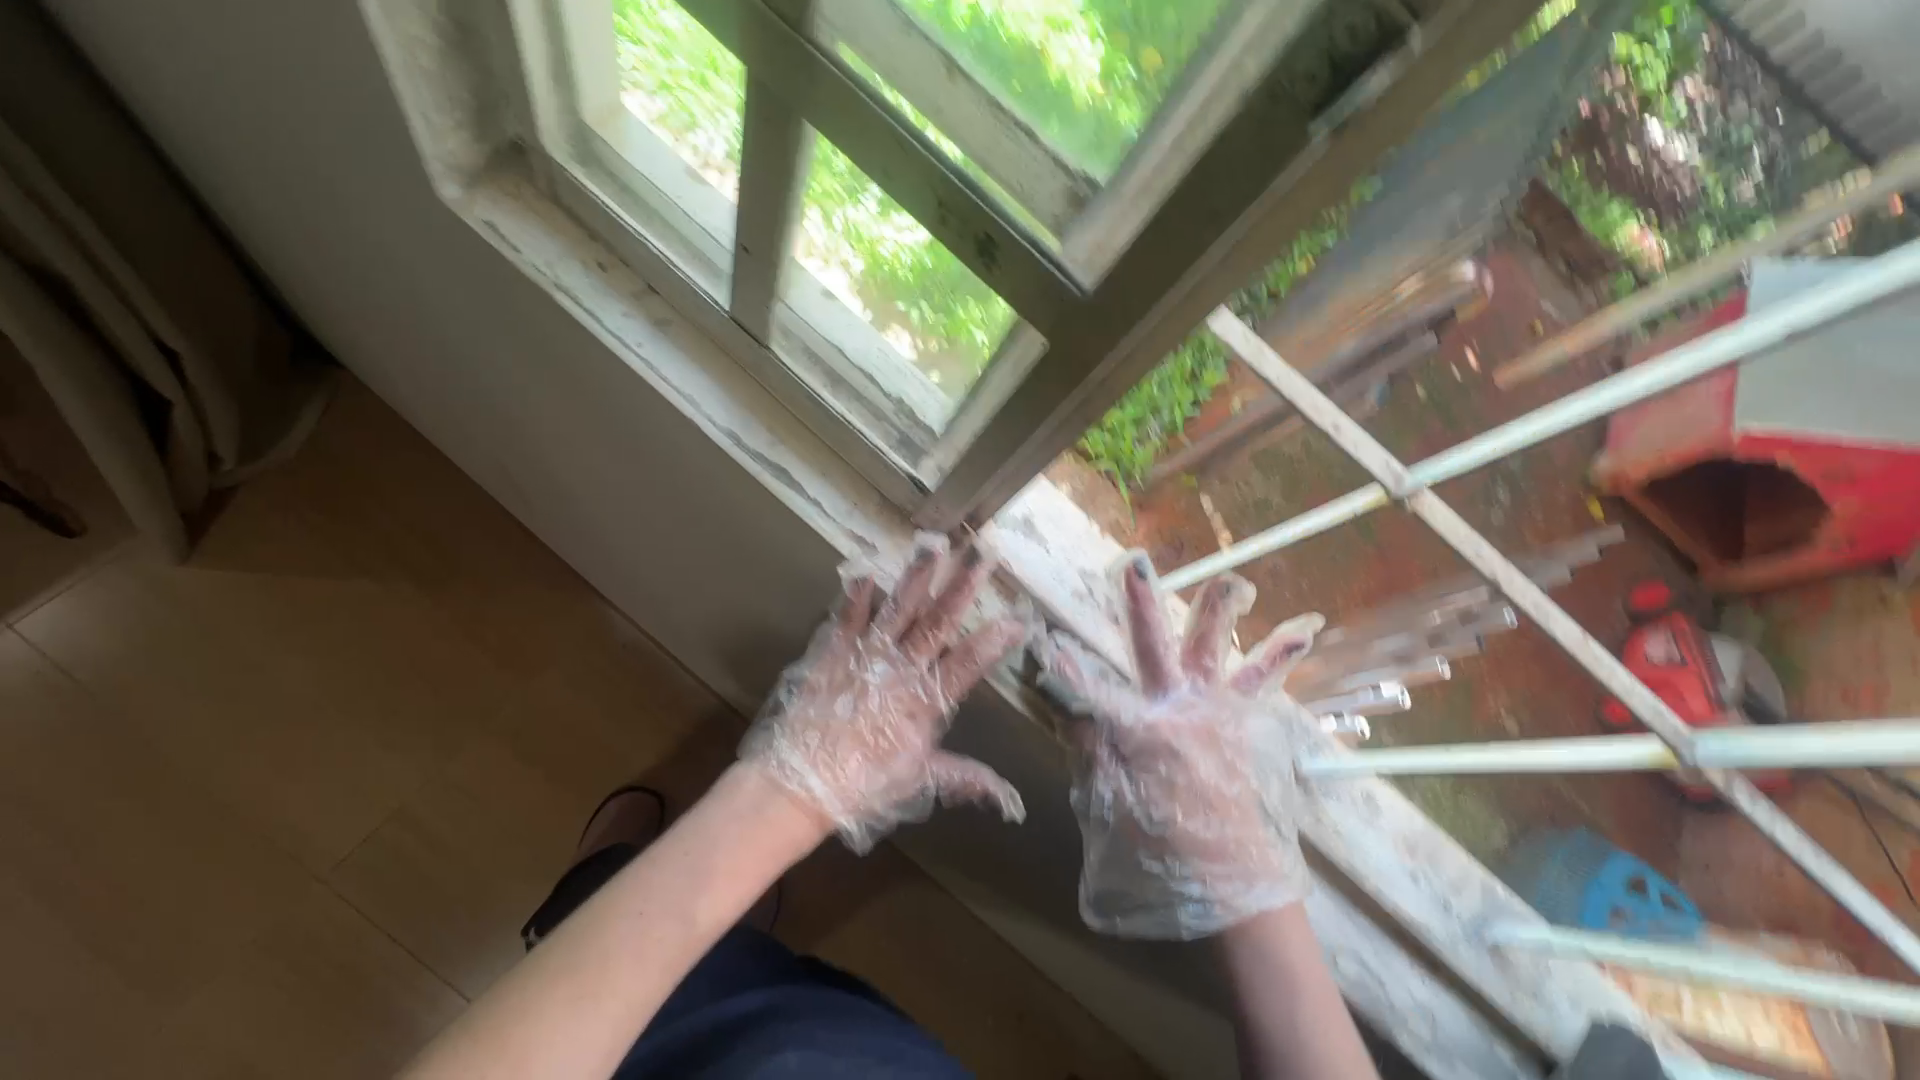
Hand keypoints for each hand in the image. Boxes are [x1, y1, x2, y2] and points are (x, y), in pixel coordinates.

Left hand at [740, 534, 1026, 852]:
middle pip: (937, 623)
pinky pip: (847, 617)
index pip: (967, 665)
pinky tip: (866, 572)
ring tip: (933, 546)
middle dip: (961, 588)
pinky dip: (856, 595)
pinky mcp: (832, 652)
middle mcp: (900, 671)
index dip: (993, 641)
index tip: (1016, 618)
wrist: (799, 783)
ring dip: (917, 578)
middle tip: (981, 555)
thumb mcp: (919, 782)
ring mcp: (865, 656)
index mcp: (925, 702)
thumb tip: (1011, 800)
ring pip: (897, 610)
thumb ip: (965, 778)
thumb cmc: (862, 785)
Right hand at [1039, 553, 1322, 939]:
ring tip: (1241, 583)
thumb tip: (1066, 703)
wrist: (1233, 886)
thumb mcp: (1107, 806)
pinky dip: (1279, 657)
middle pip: (1156, 648)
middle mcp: (1180, 712)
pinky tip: (1299, 632)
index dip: (1061, 664)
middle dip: (1141, 604)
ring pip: (1220, 650)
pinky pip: (1263, 684)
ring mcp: (1220, 715)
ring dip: (1225, 613)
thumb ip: (1089, 749)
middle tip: (1135, 565)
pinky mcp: (1248, 727)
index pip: (1086, 690)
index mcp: (1140, 733)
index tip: (1040, 637)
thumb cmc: (1159, 852)